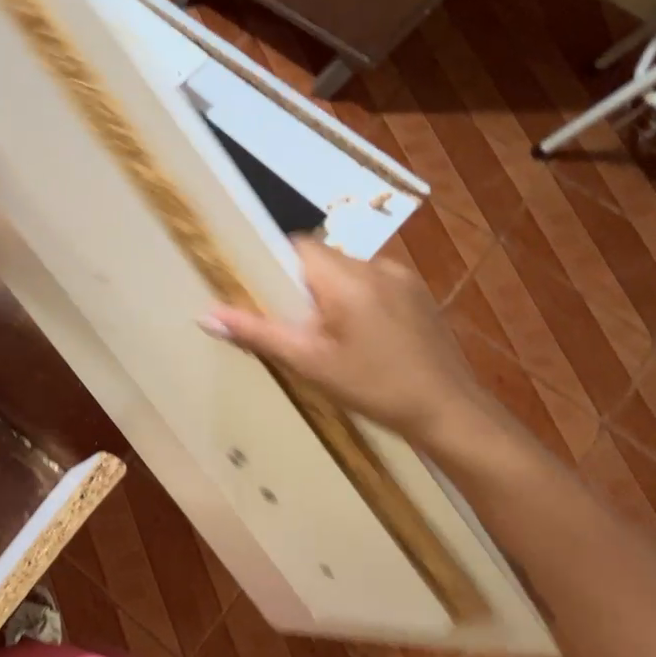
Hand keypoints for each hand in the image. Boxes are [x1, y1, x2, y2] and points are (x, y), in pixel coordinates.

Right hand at [208, 239, 489, 440]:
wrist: (449, 411)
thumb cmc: (372, 387)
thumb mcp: (308, 362)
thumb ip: (257, 333)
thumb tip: (207, 315)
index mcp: (347, 279)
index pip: (296, 245)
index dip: (271, 261)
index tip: (254, 286)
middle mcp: (376, 267)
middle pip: (320, 258)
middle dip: (297, 283)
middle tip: (284, 319)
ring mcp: (402, 279)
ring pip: (345, 272)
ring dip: (326, 293)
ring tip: (319, 333)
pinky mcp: (417, 295)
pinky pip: (370, 284)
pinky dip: (352, 300)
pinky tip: (353, 337)